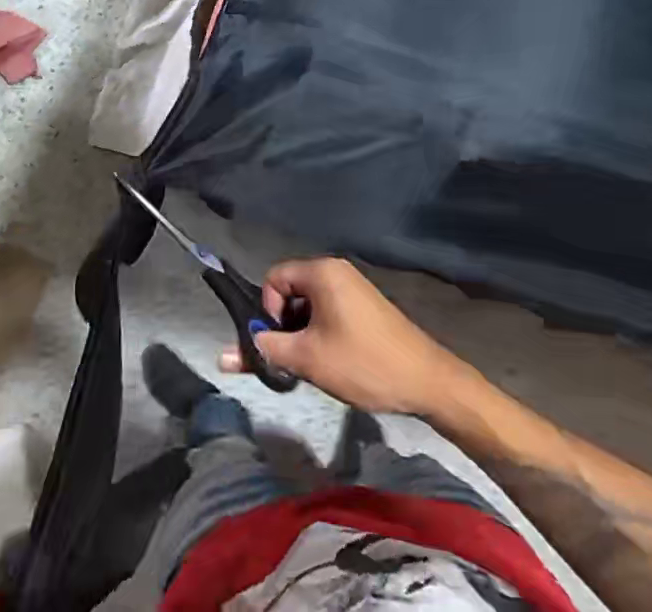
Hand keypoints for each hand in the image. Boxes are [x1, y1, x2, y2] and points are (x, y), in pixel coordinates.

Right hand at [222, 258, 477, 416]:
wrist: (428, 381)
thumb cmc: (363, 363)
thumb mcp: (307, 359)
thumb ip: (264, 351)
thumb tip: (222, 356)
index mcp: (322, 272)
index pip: (273, 279)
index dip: (267, 311)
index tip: (282, 342)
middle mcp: (337, 271)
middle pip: (290, 290)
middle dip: (284, 324)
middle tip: (294, 357)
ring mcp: (355, 287)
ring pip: (309, 304)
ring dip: (302, 332)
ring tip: (314, 363)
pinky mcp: (366, 306)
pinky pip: (329, 310)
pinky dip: (321, 332)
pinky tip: (332, 360)